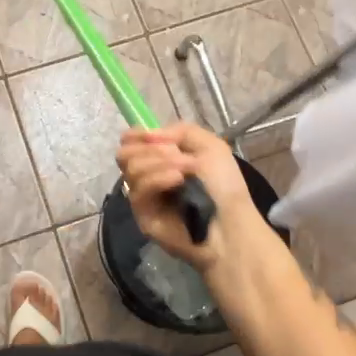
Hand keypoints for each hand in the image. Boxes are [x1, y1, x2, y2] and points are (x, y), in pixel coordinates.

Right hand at [116, 123, 270, 271]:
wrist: (231, 224)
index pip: (130, 142)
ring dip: (159, 162)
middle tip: (176, 153)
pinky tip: (177, 180)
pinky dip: (158, 179)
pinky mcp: (143, 215)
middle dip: (150, 148)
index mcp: (161, 159)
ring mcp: (144, 197)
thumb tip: (148, 134)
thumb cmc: (224, 185)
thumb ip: (179, 131)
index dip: (137, 135)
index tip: (149, 135)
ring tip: (184, 171)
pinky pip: (139, 190)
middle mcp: (148, 176)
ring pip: (131, 169)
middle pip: (124, 154)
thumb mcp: (210, 146)